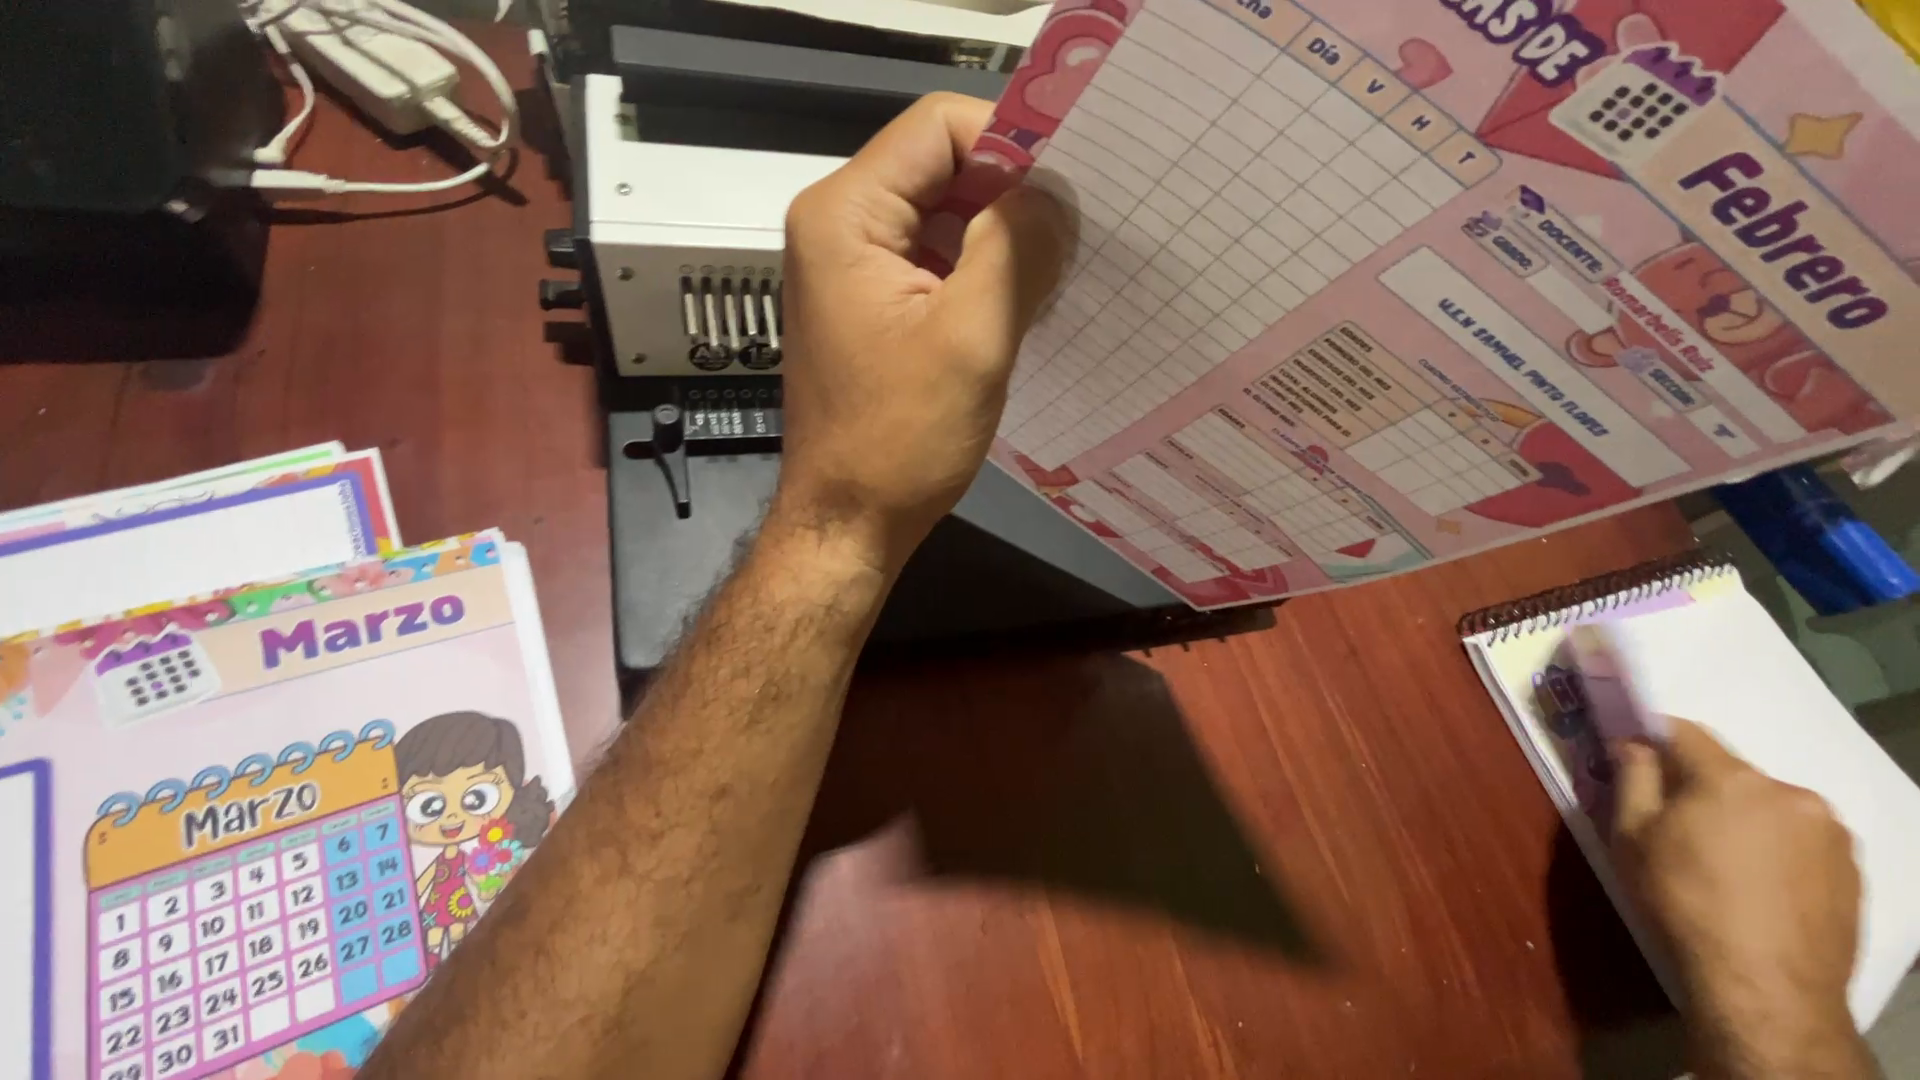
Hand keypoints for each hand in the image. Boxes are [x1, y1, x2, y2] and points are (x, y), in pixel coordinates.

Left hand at [773, 93, 1069, 575]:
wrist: (849, 523)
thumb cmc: (900, 440)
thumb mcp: (972, 338)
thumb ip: (1017, 247)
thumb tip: (1055, 197)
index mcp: (846, 216)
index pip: (940, 127)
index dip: (1012, 144)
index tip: (1071, 191)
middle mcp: (839, 229)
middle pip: (941, 169)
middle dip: (1012, 196)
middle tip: (1078, 235)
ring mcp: (852, 272)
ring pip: (942, 218)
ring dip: (1001, 240)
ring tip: (1058, 273)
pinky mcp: (871, 310)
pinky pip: (934, 264)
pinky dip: (980, 275)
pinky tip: (1022, 305)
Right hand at [1613, 719, 1874, 1078]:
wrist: (1764, 984)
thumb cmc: (1682, 899)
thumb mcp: (1632, 834)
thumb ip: (1633, 778)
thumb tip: (1633, 744)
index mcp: (1733, 779)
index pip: (1684, 730)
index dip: (1649, 733)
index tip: (1626, 749)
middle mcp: (1791, 794)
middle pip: (1729, 771)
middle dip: (1696, 784)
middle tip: (1668, 817)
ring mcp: (1831, 834)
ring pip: (1765, 805)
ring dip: (1737, 815)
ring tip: (1714, 856)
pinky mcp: (1853, 870)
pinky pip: (1797, 838)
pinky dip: (1769, 845)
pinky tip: (1751, 881)